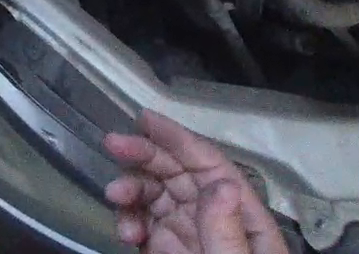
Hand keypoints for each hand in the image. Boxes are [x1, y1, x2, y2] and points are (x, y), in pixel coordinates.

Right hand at [103, 111, 289, 253]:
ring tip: (115, 199)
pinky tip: (123, 232)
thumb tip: (220, 184)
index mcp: (246, 225)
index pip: (213, 168)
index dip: (179, 138)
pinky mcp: (166, 253)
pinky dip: (127, 220)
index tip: (144, 119)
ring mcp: (190, 239)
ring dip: (130, 188)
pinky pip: (142, 223)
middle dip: (143, 155)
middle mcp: (216, 224)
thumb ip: (228, 234)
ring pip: (154, 193)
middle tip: (112, 144)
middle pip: (178, 173)